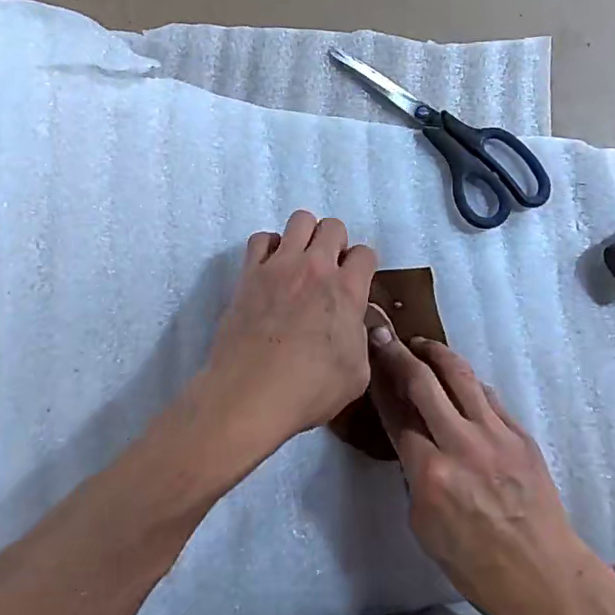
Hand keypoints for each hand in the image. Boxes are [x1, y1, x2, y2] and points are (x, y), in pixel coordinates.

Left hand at [205, 210, 378, 444]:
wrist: (250, 395)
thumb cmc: (309, 390)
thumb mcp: (357, 373)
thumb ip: (360, 340)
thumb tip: (355, 327)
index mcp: (347, 290)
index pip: (365, 254)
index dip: (364, 266)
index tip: (356, 283)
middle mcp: (316, 268)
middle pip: (333, 226)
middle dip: (336, 243)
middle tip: (329, 269)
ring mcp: (280, 266)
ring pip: (300, 219)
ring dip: (306, 235)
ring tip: (301, 260)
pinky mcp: (249, 274)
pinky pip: (261, 239)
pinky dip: (270, 246)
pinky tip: (271, 268)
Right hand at [367, 332, 598, 614]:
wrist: (540, 571)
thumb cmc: (475, 563)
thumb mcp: (425, 527)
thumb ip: (415, 477)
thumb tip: (413, 443)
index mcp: (430, 474)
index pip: (397, 416)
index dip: (381, 386)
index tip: (370, 362)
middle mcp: (460, 444)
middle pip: (424, 384)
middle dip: (400, 356)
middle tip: (386, 337)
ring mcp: (494, 433)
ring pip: (460, 376)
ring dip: (437, 354)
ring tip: (421, 344)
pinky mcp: (519, 431)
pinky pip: (488, 395)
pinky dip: (467, 381)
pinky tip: (457, 377)